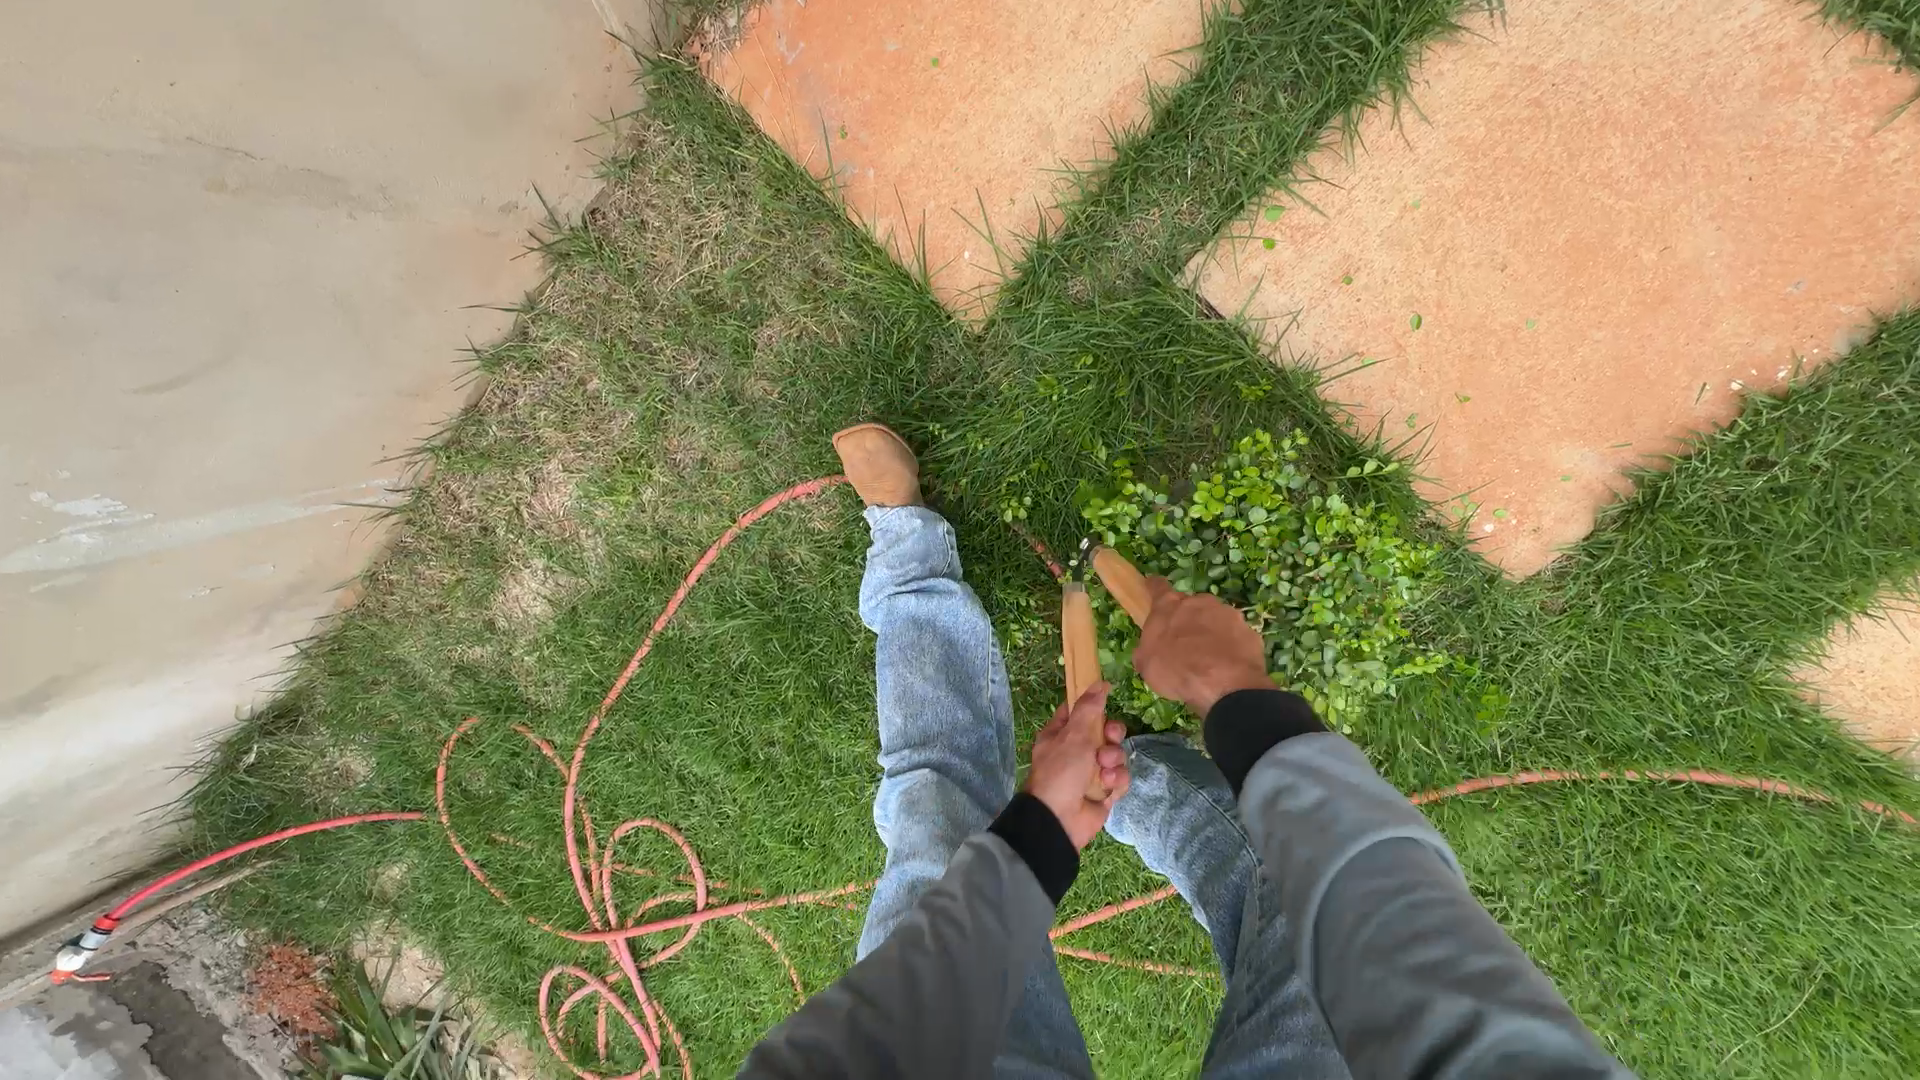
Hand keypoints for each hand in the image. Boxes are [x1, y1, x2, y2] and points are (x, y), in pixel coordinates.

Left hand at [1025, 682, 1129, 848]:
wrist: (1060, 819)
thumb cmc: (1061, 771)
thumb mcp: (1073, 735)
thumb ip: (1088, 708)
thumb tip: (1099, 683)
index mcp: (1061, 734)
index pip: (1079, 710)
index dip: (1093, 703)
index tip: (1107, 695)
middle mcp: (1076, 750)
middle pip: (1105, 730)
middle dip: (1111, 734)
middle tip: (1108, 738)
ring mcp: (1091, 770)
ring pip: (1116, 753)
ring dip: (1113, 760)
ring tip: (1103, 769)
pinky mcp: (1105, 789)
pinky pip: (1120, 776)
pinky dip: (1116, 780)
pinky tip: (1107, 786)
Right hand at [1132, 577, 1272, 715]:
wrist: (1225, 685)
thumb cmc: (1177, 671)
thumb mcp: (1147, 665)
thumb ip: (1148, 649)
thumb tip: (1150, 649)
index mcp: (1169, 606)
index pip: (1158, 587)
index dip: (1154, 587)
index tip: (1152, 585)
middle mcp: (1199, 602)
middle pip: (1190, 605)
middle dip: (1187, 619)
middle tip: (1184, 643)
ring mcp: (1227, 614)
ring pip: (1215, 619)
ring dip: (1210, 632)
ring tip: (1209, 659)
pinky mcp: (1249, 631)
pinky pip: (1234, 636)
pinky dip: (1230, 646)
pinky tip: (1227, 666)